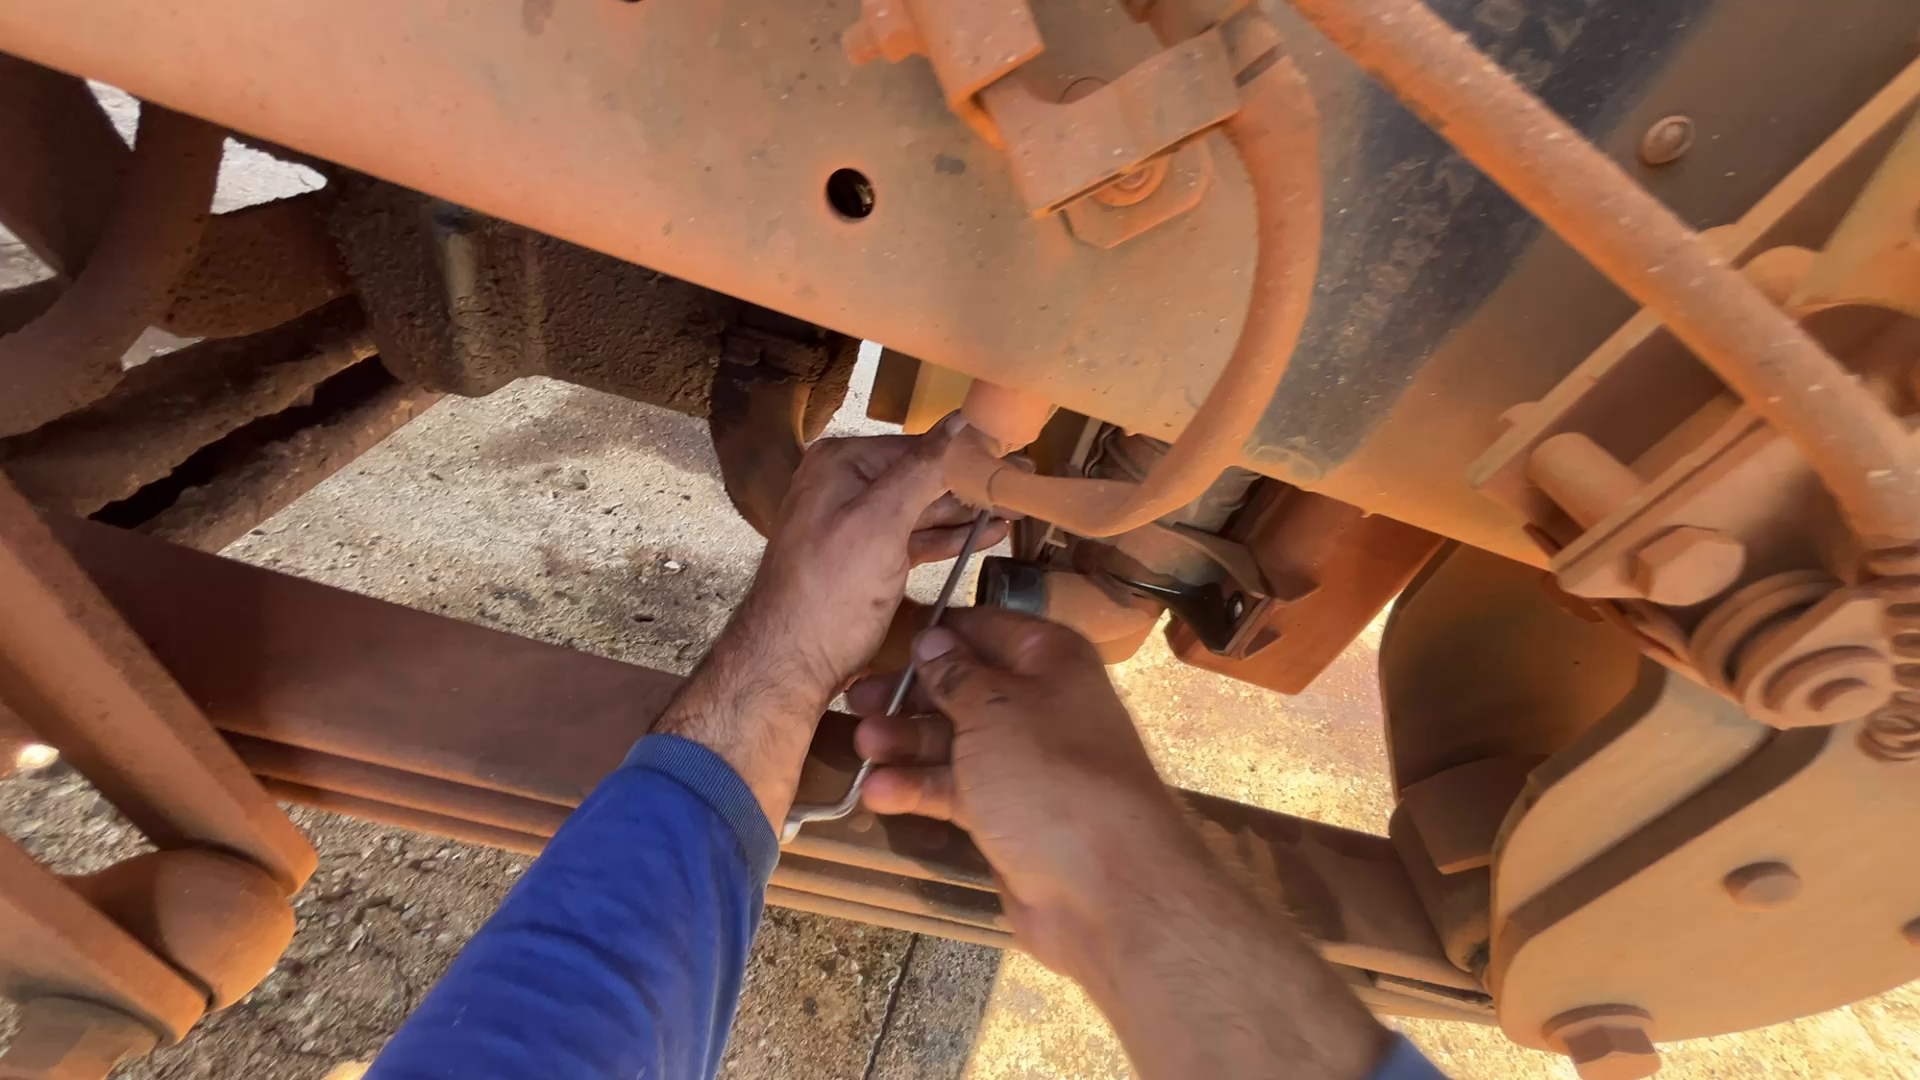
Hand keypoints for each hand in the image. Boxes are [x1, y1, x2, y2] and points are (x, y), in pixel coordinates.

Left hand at [731, 420, 1008, 701]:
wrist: (789, 664)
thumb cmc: (828, 593)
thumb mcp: (881, 522)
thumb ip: (924, 470)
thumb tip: (964, 421)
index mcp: (842, 464)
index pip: (920, 446)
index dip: (969, 452)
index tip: (1012, 453)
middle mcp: (845, 485)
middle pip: (922, 476)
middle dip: (971, 484)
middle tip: (1022, 482)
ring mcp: (855, 523)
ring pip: (922, 509)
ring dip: (966, 512)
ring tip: (1014, 508)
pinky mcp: (867, 558)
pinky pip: (914, 538)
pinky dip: (947, 538)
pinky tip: (984, 535)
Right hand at [845, 606, 1201, 973]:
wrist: (1104, 886)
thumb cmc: (1047, 772)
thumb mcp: (995, 708)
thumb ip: (955, 673)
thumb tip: (932, 638)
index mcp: (1048, 659)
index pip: (985, 628)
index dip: (937, 632)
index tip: (883, 638)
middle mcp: (1038, 702)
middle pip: (963, 686)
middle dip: (910, 693)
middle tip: (856, 698)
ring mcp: (1022, 760)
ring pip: (954, 739)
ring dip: (907, 742)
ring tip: (862, 744)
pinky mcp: (1007, 810)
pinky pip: (956, 787)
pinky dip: (921, 786)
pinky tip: (878, 791)